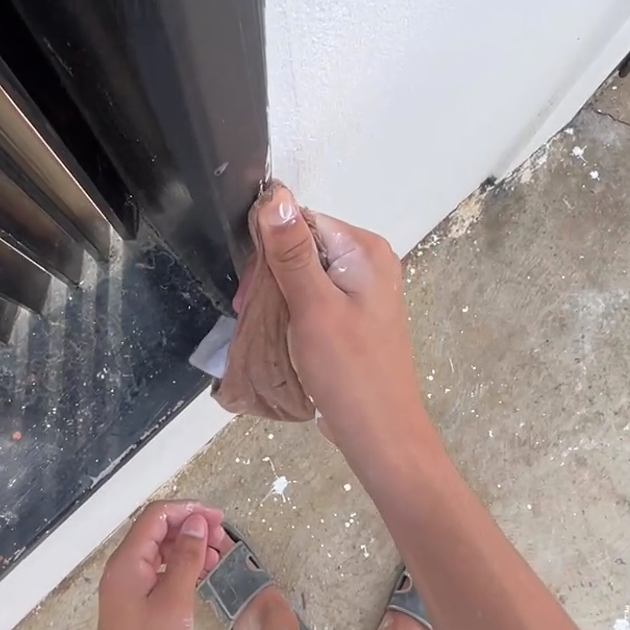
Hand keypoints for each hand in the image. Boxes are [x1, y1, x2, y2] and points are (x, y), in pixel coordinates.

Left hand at [90, 501, 231, 629]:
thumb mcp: (174, 603)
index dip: (188, 510)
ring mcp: (127, 591)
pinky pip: (159, 573)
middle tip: (221, 536)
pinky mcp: (134, 609)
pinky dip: (181, 568)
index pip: (156, 516)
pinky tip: (200, 575)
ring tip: (216, 556)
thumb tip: (196, 521)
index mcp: (126, 563)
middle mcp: (122, 571)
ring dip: (188, 547)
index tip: (217, 518)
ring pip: (160, 552)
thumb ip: (185, 557)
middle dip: (190, 527)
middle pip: (157, 531)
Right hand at [255, 184, 434, 470]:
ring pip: (304, 273)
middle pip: (303, 245)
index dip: (269, 245)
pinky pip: (315, 296)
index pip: (303, 220)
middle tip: (248, 309)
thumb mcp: (313, 306)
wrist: (380, 435)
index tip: (250, 284)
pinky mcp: (355, 315)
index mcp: (365, 250)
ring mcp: (364, 289)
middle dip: (271, 274)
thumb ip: (292, 251)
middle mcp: (369, 261)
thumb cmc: (348, 370)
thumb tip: (275, 195)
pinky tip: (280, 331)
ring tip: (261, 324)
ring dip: (277, 294)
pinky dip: (292, 309)